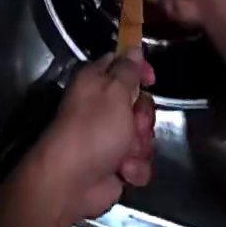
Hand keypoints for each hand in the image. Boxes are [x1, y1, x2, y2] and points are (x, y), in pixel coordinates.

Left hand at [16, 51, 156, 226]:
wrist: (74, 178)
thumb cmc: (93, 128)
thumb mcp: (114, 92)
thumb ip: (127, 70)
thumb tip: (133, 47)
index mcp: (96, 81)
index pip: (122, 64)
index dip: (139, 70)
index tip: (152, 80)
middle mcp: (102, 105)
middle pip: (140, 103)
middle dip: (143, 118)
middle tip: (133, 125)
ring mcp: (110, 135)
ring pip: (143, 135)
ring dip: (139, 147)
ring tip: (124, 153)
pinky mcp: (117, 162)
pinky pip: (140, 161)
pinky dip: (134, 167)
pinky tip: (123, 170)